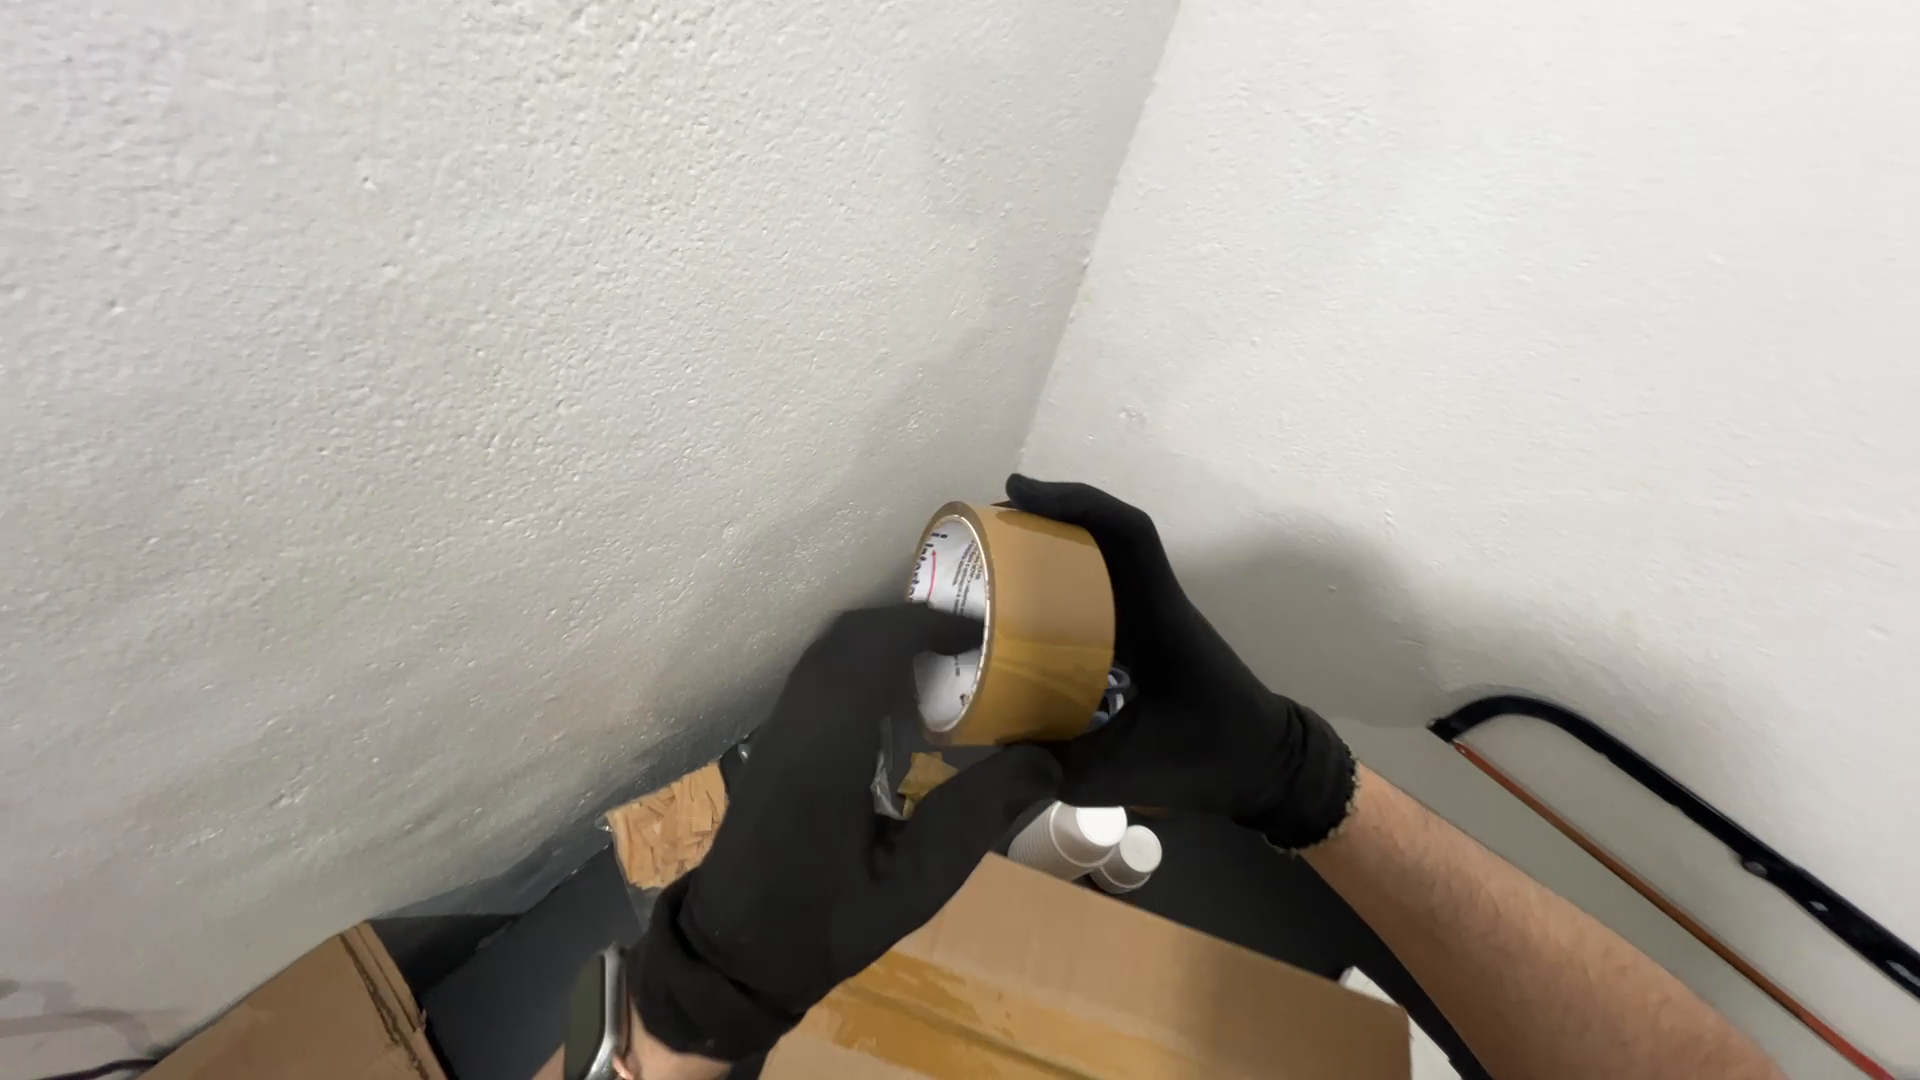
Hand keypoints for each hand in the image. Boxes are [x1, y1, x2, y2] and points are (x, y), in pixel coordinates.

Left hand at [631, 604, 1060, 1061]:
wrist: (736, 949)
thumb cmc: (826, 922)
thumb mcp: (917, 883)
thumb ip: (980, 815)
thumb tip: (1047, 760)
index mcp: (828, 750)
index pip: (875, 651)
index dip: (930, 627)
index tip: (981, 636)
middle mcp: (797, 720)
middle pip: (852, 633)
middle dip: (914, 622)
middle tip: (970, 643)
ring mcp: (780, 723)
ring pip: (833, 644)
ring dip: (888, 637)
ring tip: (942, 659)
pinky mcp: (776, 732)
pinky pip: (822, 667)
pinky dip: (865, 657)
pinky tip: (898, 693)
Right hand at [1005, 475, 1355, 849]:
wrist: (1265, 768)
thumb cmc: (1209, 759)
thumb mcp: (1125, 772)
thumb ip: (1054, 771)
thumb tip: (987, 755)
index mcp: (1159, 617)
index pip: (1127, 535)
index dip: (1074, 503)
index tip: (1017, 492)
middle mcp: (1156, 603)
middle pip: (1107, 535)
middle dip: (1049, 518)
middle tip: (990, 529)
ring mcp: (1153, 616)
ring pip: (1105, 559)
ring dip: (1056, 544)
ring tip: (999, 554)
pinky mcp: (1148, 634)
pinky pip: (1104, 589)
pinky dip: (1066, 580)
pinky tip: (1028, 605)